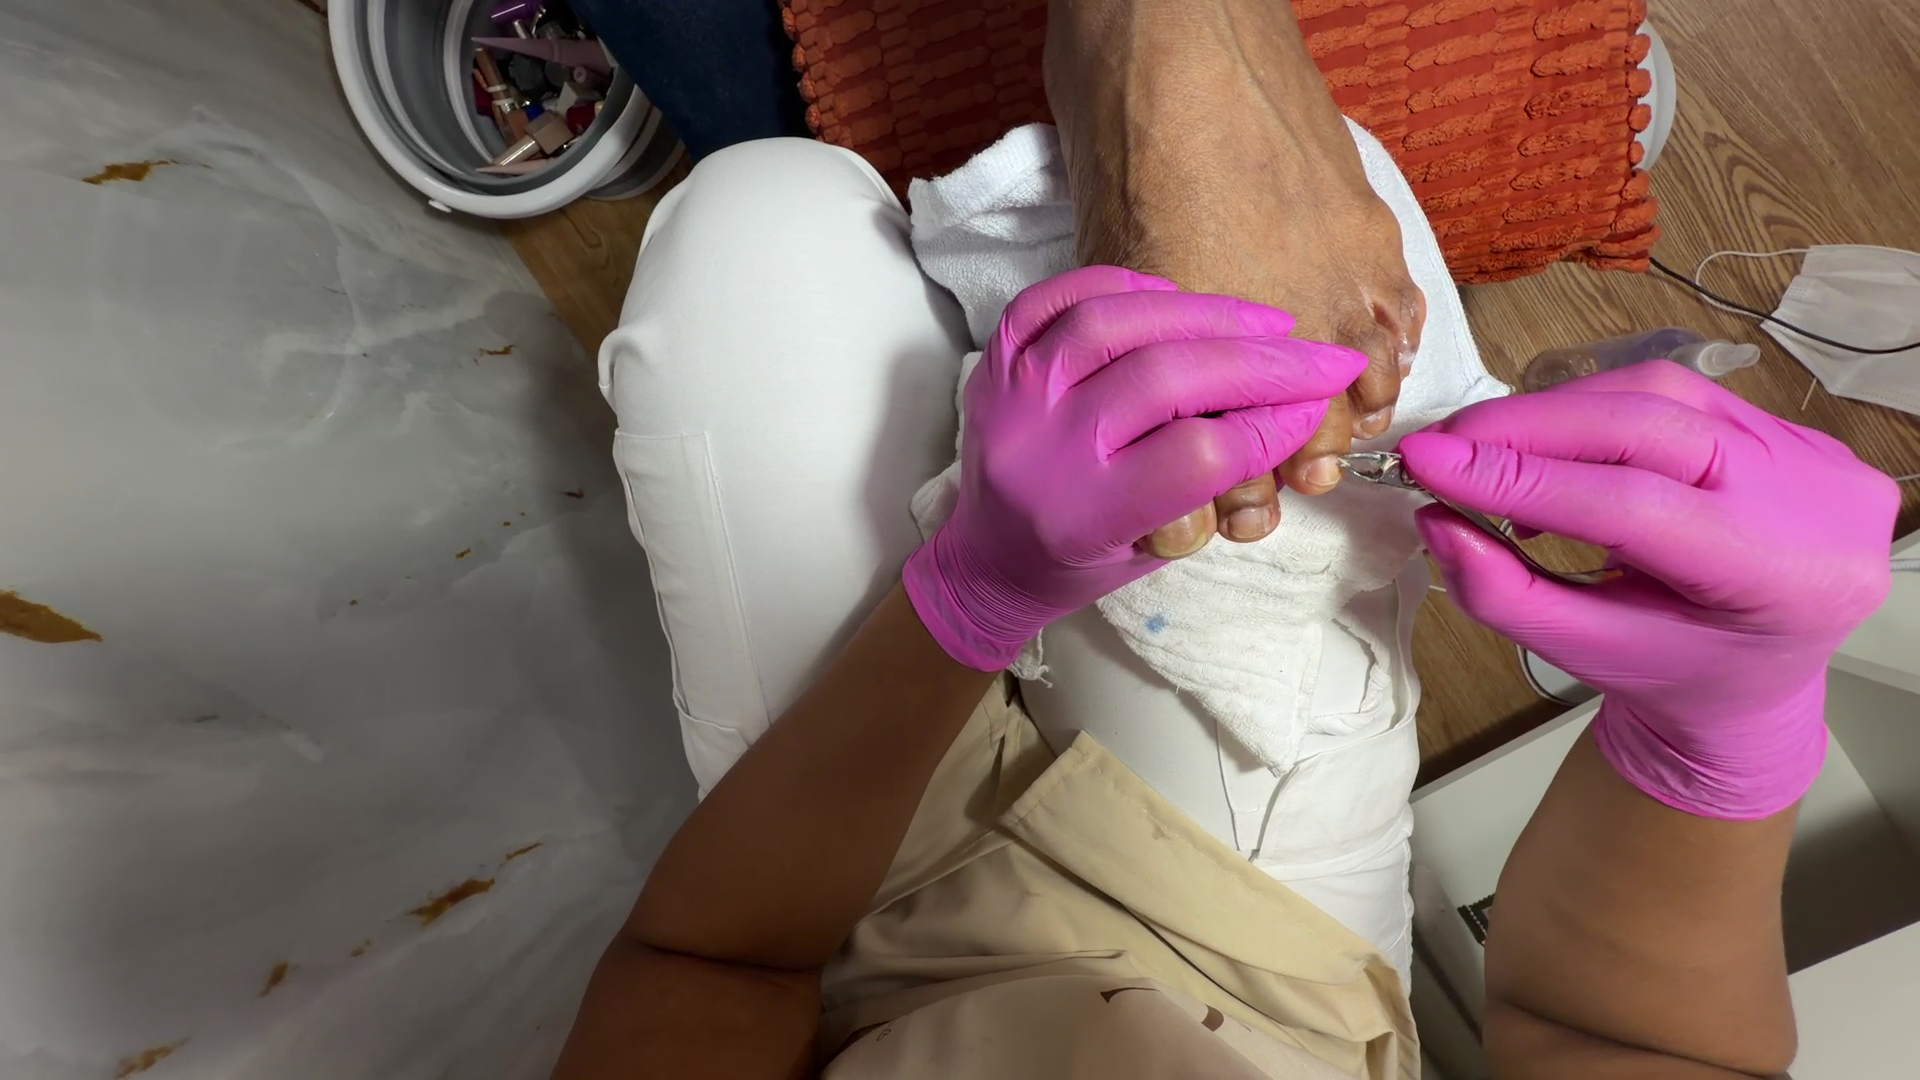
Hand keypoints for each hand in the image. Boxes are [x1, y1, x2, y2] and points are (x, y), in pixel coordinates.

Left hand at [904, 266, 1367, 669]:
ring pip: (1113, 322)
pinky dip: (1118, 286)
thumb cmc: (1075, 565)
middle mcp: (1042, 449)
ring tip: (1265, 321)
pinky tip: (1170, 297)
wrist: (986, 560)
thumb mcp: (1149, 549)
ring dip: (1204, 314)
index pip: (1198, 454)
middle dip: (1264, 363)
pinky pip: (1054, 298)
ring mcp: (1012, 397)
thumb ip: (1211, 485)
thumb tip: (1292, 407)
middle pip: (1165, 379)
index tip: (1317, 409)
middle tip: (1323, 359)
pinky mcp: (994, 364)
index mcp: (1082, 517)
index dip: (1273, 427)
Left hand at [1046, 0, 1425, 556]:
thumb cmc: (1121, 162)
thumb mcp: (1106, 276)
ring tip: (1324, 449)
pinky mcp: (1373, 234)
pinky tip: (1373, 378)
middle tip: (1275, 496)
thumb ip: (1143, 346)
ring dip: (1345, 428)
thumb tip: (1157, 396)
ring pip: (1364, 390)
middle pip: (1308, 438)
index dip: (1229, 497)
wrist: (1175, 44)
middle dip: (1289, 478)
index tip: (1221, 516)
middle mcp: (1288, 329)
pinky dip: (1390, 359)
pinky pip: (1402, 321)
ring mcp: (1342, 281)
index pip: (1234, 456)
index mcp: (1211, 353)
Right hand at [1400, 362, 1898, 818]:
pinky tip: (1538, 445)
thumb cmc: (1663, 667)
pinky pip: (1663, 392)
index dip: (1511, 477)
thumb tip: (1433, 519)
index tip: (1421, 461)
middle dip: (1520, 428)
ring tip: (1478, 447)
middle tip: (1436, 444)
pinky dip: (1580, 410)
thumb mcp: (1572, 648)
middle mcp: (1814, 498)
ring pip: (1652, 391)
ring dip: (1546, 412)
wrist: (1747, 666)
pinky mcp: (1780, 427)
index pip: (1625, 503)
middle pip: (1643, 424)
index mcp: (1779, 576)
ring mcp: (1809, 451)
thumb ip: (1497, 590)